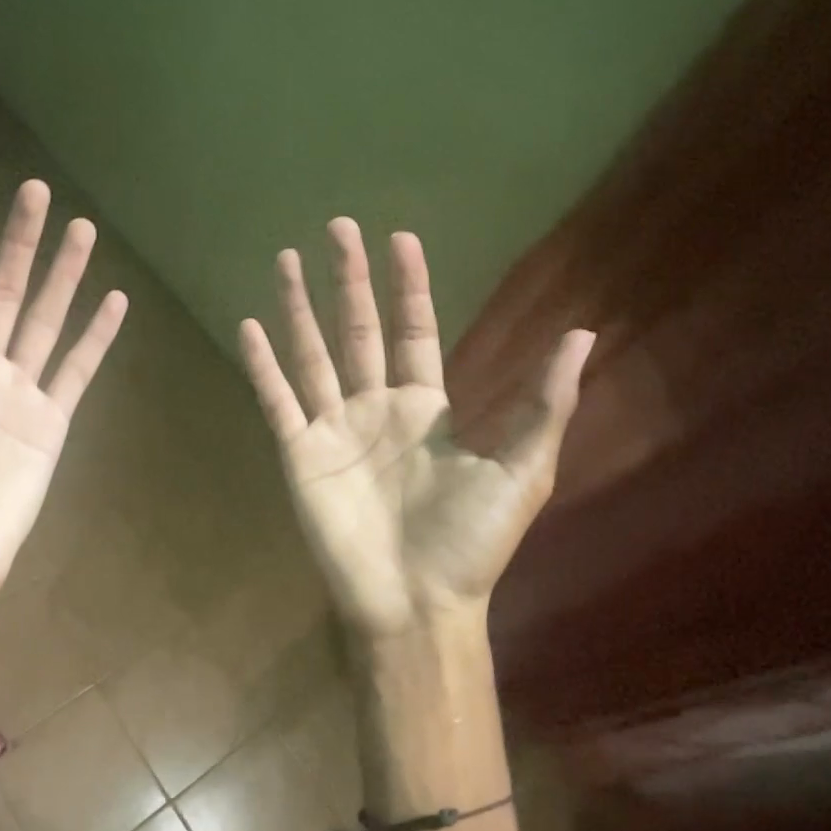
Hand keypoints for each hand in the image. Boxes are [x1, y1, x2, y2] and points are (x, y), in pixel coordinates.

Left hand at [0, 182, 126, 591]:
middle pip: (4, 293)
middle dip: (20, 243)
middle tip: (38, 190)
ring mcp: (18, 395)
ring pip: (46, 321)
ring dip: (64, 275)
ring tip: (83, 228)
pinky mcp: (51, 423)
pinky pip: (77, 371)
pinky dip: (97, 337)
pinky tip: (115, 300)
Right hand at [239, 219, 592, 640]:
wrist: (417, 603)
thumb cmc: (471, 542)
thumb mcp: (521, 469)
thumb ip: (544, 403)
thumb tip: (582, 332)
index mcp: (426, 409)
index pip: (414, 331)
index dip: (407, 287)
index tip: (398, 239)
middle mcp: (376, 409)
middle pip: (356, 330)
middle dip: (347, 279)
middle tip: (337, 227)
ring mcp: (333, 430)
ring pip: (311, 354)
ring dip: (297, 307)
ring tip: (285, 259)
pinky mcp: (299, 454)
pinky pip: (278, 400)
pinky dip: (262, 365)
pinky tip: (248, 327)